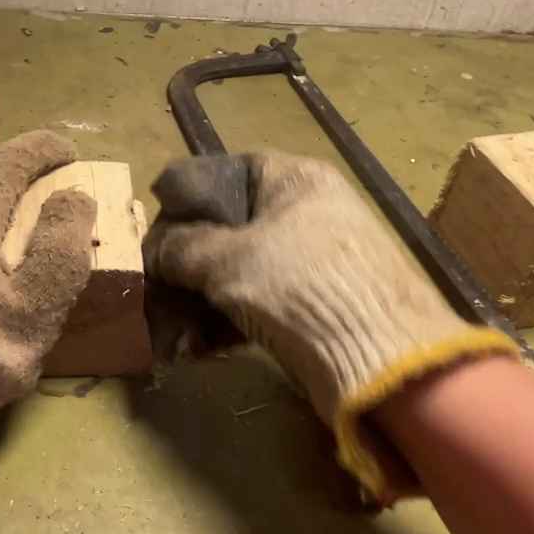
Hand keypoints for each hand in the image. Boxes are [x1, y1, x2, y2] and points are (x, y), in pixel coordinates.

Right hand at [151, 151, 515, 500]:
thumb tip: (155, 248)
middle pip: (227, 225)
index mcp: (293, 179)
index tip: (152, 230)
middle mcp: (304, 211)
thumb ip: (182, 246)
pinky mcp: (313, 304)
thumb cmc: (300, 287)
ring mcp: (311, 260)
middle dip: (185, 259)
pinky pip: (257, 300)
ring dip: (199, 297)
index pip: (223, 172)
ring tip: (171, 328)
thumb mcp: (227, 259)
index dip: (184, 199)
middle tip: (154, 286)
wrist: (381, 361)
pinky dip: (226, 318)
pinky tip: (196, 344)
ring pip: (238, 268)